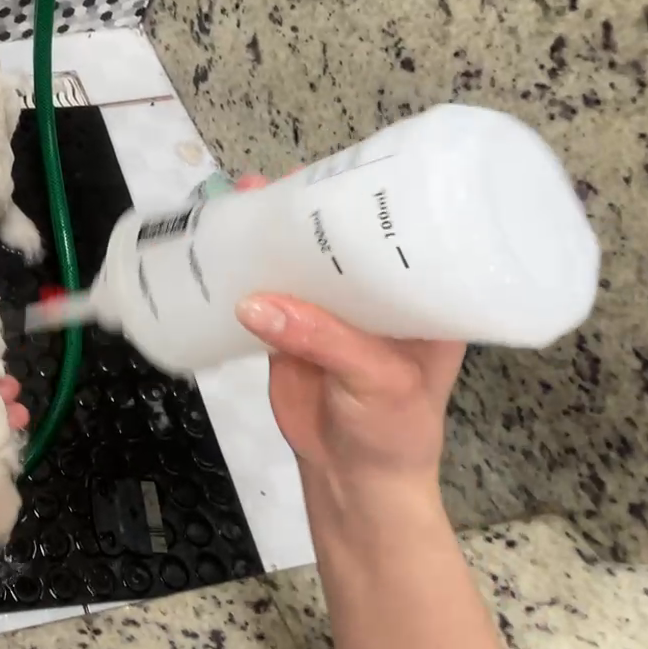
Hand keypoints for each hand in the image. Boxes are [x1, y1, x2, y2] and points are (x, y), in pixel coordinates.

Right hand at [230, 174, 466, 492]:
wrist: (350, 478)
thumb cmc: (394, 431)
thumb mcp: (378, 383)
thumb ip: (322, 342)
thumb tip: (253, 302)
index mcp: (424, 298)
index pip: (407, 233)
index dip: (376, 198)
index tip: (339, 170)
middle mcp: (378, 295)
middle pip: (343, 237)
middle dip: (308, 205)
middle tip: (272, 182)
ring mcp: (331, 310)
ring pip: (301, 259)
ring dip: (271, 231)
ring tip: (241, 199)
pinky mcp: (291, 328)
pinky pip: (267, 289)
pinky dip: (245, 268)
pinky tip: (223, 246)